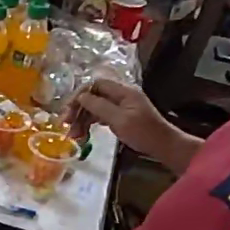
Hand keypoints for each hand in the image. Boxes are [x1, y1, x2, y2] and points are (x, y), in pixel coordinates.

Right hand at [68, 79, 195, 168]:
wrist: (163, 145)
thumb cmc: (143, 132)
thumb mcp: (119, 119)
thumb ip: (99, 106)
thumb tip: (81, 97)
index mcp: (123, 92)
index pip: (95, 85)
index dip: (79, 95)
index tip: (68, 110)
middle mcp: (120, 96)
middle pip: (93, 96)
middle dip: (78, 110)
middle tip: (66, 125)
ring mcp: (120, 106)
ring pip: (94, 108)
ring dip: (81, 120)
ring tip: (73, 136)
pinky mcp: (120, 117)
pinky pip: (99, 117)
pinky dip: (90, 124)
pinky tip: (83, 134)